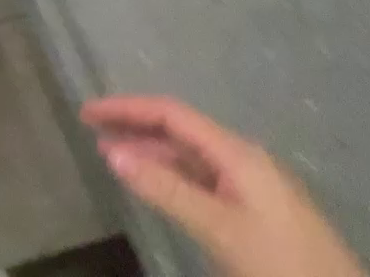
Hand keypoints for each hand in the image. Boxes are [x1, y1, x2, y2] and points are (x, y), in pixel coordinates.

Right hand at [81, 95, 363, 276]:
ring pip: (192, 156)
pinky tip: (157, 187)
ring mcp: (254, 185)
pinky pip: (204, 178)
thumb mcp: (219, 228)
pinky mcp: (258, 210)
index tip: (87, 113)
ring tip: (114, 158)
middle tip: (92, 131)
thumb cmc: (282, 261)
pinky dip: (172, 175)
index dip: (127, 108)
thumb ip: (165, 189)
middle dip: (135, 126)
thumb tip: (110, 151)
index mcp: (238, 153)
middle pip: (181, 130)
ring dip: (152, 152)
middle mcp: (245, 160)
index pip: (172, 114)